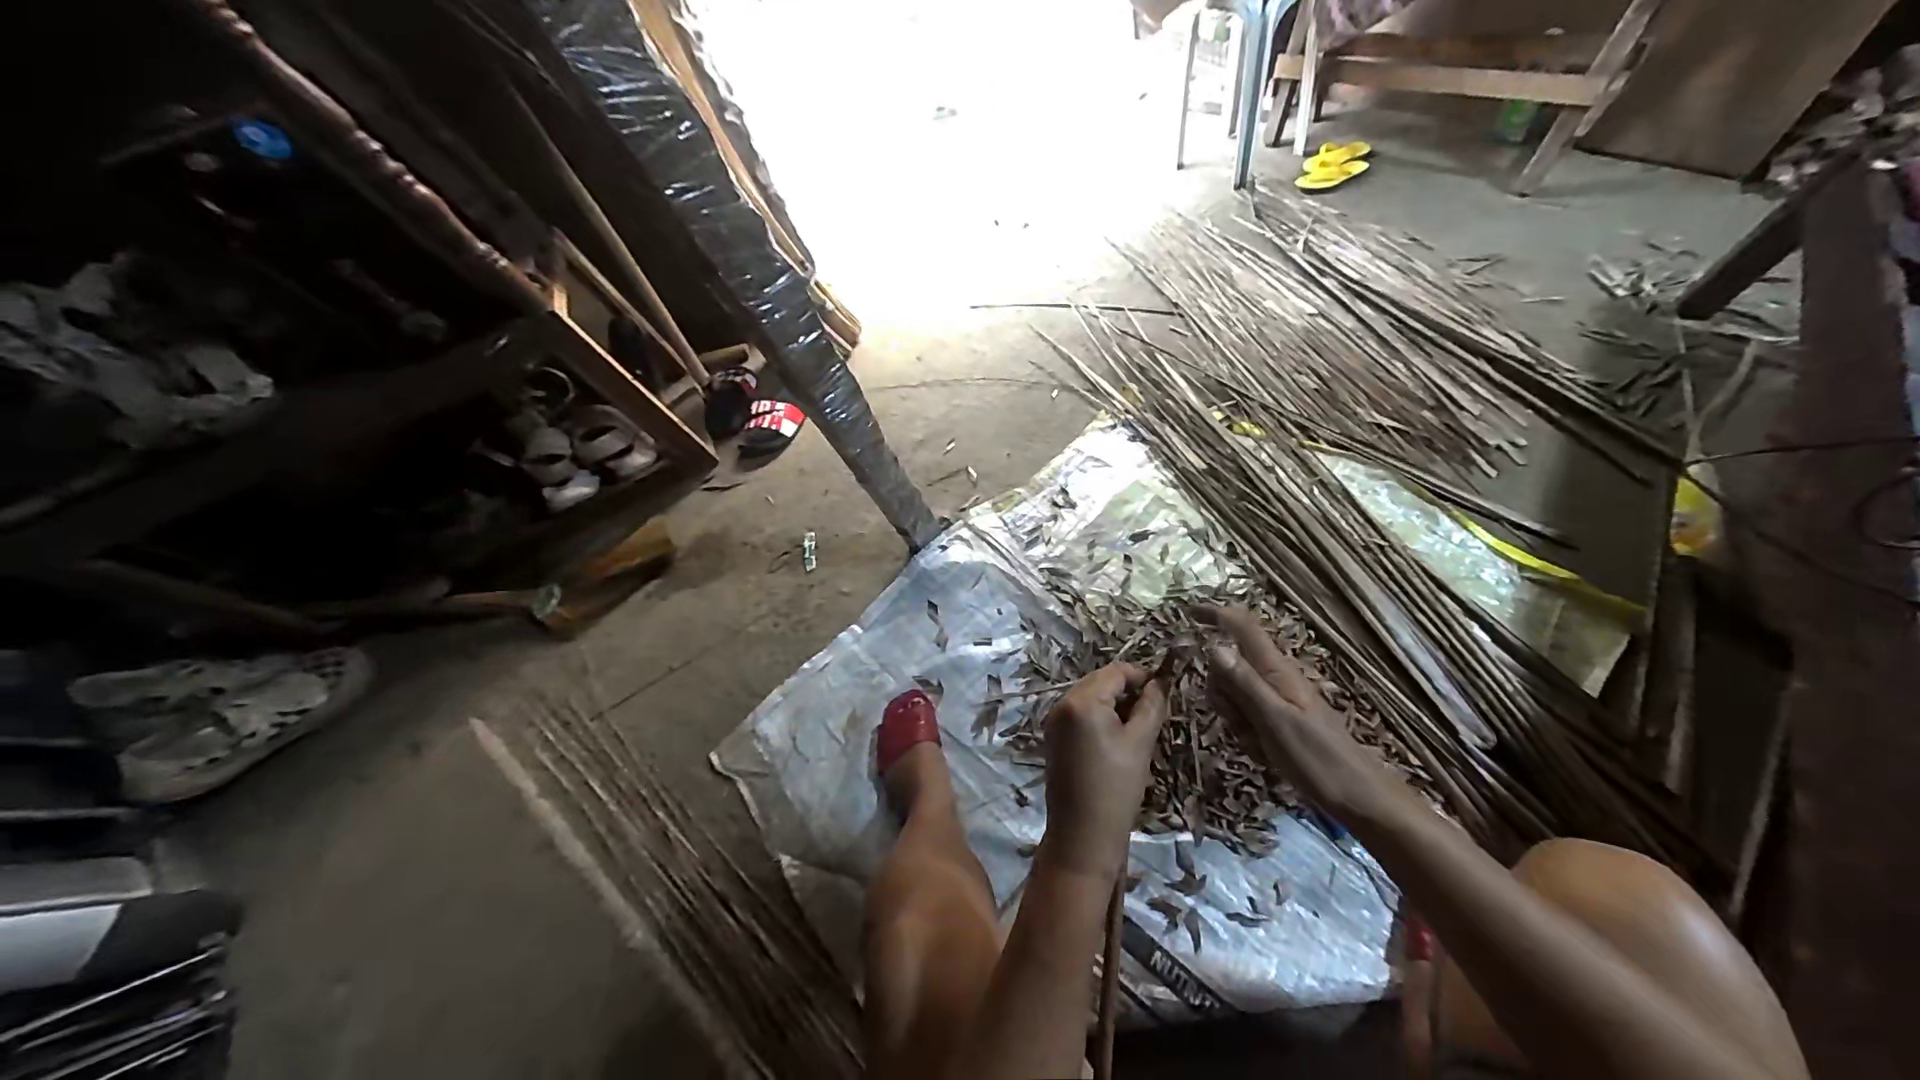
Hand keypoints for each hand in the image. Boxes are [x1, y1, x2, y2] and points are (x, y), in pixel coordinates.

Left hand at [1039, 663, 1167, 880]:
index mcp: (1081, 701)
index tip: (1165, 691)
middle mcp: (1061, 704)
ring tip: (1138, 727)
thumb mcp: (1140, 743)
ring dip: (1115, 704)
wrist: (1082, 835)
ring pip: (1090, 698)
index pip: (1115, 671)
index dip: (1142, 676)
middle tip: (1154, 710)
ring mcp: (1054, 722)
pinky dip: (1100, 718)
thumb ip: (1151, 706)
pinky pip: (1080, 715)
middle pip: (1100, 681)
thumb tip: (1160, 682)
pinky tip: (1118, 739)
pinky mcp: (1054, 738)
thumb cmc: (1116, 788)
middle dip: (1127, 690)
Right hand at [1203, 607, 1398, 822]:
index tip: (1187, 612)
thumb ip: (1243, 682)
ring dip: (1233, 715)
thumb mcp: (1274, 720)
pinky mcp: (1278, 719)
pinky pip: (1245, 715)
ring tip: (1255, 740)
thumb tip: (1213, 645)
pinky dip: (1246, 731)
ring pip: (1233, 692)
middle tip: (1236, 718)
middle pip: (1229, 664)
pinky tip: (1262, 751)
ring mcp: (1277, 699)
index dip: (1216, 614)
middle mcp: (1275, 677)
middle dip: (1220, 689)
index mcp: (1276, 670)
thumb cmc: (1319, 759)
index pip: (1242, 627)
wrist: (1358, 798)